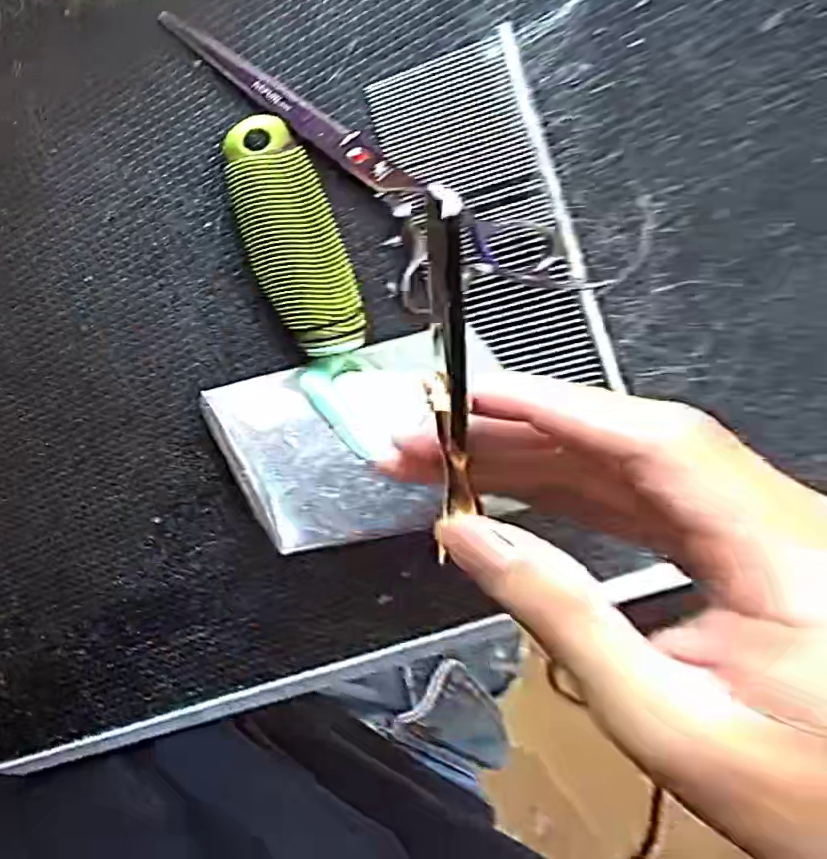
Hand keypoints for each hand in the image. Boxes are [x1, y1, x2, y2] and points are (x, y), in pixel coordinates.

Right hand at [386, 373, 826, 856]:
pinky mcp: (753, 559)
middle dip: (505, 434)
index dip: (550, 405)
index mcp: (798, 565)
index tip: (466, 396)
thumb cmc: (817, 808)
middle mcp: (795, 536)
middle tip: (418, 441)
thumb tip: (466, 534)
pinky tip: (499, 489)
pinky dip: (557, 485)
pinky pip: (638, 498)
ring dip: (519, 458)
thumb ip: (560, 615)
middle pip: (625, 446)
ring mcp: (775, 545)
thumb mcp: (670, 723)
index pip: (656, 442)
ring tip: (435, 462)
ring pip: (623, 468)